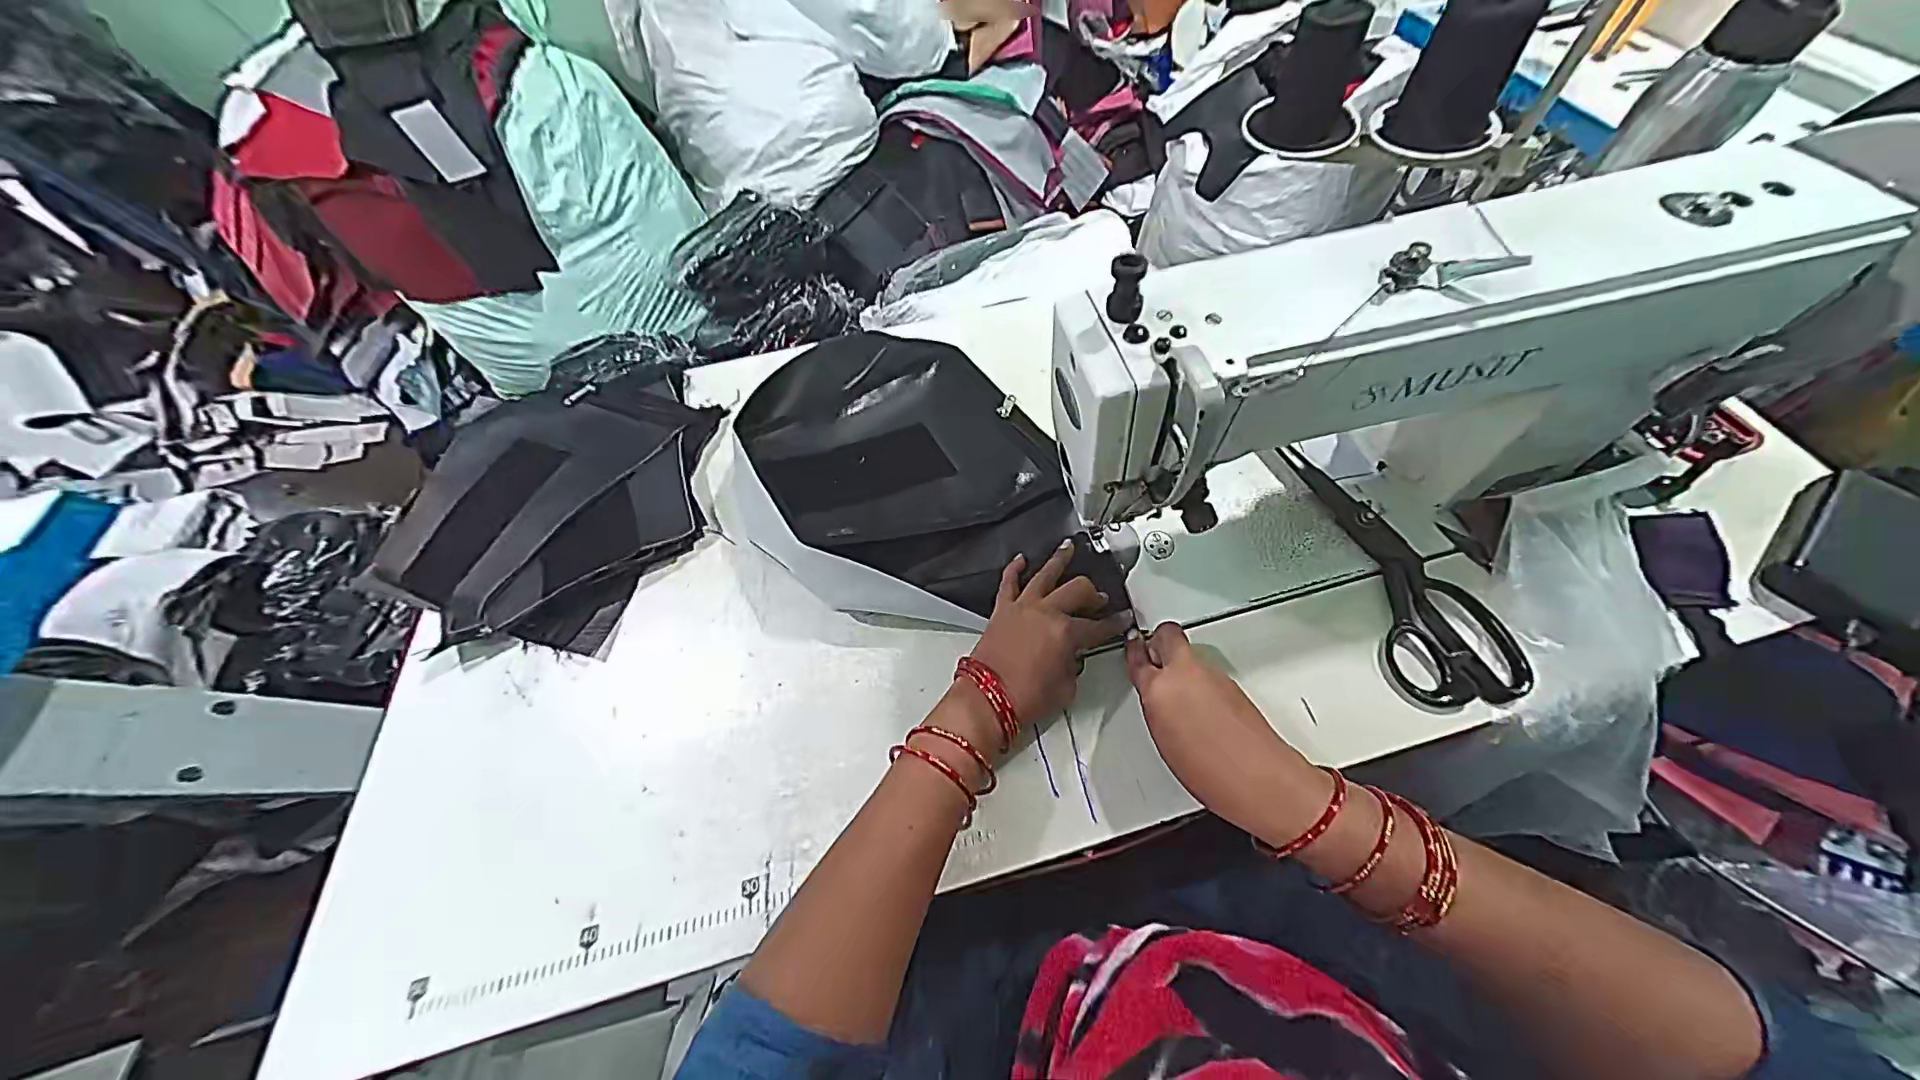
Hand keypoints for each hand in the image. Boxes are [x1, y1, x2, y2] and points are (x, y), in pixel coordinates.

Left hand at [966, 541, 1129, 735]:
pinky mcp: (1001, 611)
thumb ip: (1073, 667)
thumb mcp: (1065, 689)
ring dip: (1059, 560)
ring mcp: (1022, 608)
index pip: (1099, 625)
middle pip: (1077, 590)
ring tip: (1068, 548)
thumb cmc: (1022, 696)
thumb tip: (1070, 659)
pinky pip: (1009, 582)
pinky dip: (1015, 569)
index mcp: (1066, 632)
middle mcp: (1045, 613)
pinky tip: (1021, 560)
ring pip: (1045, 574)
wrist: (987, 699)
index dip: (1114, 624)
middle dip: (1093, 593)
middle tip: (1099, 597)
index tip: (1121, 620)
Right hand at [1125, 623, 1328, 839]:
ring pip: (1190, 653)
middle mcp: (1187, 674)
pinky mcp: (1233, 684)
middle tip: (1153, 650)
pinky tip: (1202, 705)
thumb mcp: (1163, 740)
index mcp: (1159, 688)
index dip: (1134, 650)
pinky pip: (1209, 672)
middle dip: (1159, 640)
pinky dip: (1202, 680)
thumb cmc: (1213, 770)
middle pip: (1167, 635)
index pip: (1139, 657)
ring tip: (1180, 690)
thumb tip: (1157, 700)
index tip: (1134, 645)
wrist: (1259, 778)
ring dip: (1183, 665)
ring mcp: (1213, 676)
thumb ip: (1156, 708)